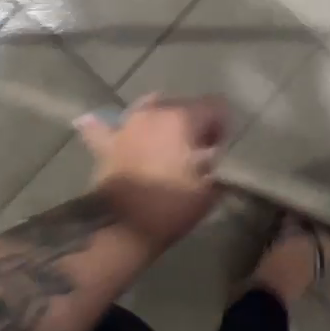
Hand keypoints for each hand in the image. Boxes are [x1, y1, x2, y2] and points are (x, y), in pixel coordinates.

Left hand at [74, 94, 227, 251]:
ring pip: (150, 108)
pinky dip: (118, 129)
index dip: (223, 125)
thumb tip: (211, 157)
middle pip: (183, 105)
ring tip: (166, 144)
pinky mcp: (106, 141)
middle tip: (198, 150)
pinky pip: (109, 125)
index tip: (221, 147)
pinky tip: (123, 135)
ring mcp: (127, 123)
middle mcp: (154, 111)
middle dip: (194, 123)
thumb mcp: (208, 190)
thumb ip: (215, 165)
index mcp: (182, 118)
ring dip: (162, 121)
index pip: (215, 106)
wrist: (123, 226)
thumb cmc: (171, 206)